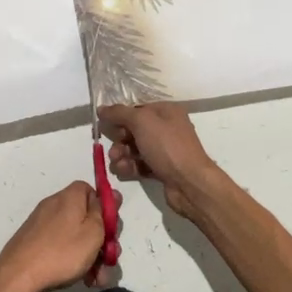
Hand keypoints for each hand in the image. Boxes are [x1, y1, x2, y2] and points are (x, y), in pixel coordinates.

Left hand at [0, 182, 103, 291]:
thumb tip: (111, 194)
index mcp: (69, 196)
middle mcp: (55, 205)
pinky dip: (74, 260)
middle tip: (108, 261)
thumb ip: (104, 213)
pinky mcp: (36, 242)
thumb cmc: (62, 252)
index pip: (91, 190)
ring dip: (91, 256)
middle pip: (86, 216)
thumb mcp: (93, 232)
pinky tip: (83, 280)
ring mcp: (43, 224)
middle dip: (102, 240)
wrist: (19, 276)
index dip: (105, 209)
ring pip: (76, 236)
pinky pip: (62, 246)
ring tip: (97, 280)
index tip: (111, 230)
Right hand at [98, 102, 223, 218]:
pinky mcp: (162, 169)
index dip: (120, 117)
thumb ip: (119, 113)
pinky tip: (125, 171)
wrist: (189, 183)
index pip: (137, 108)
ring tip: (118, 163)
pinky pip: (140, 164)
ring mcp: (165, 150)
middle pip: (134, 129)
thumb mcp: (141, 122)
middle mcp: (167, 128)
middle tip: (113, 150)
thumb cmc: (167, 146)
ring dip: (122, 154)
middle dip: (119, 140)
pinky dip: (130, 166)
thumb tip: (101, 108)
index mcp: (166, 111)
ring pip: (135, 148)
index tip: (105, 126)